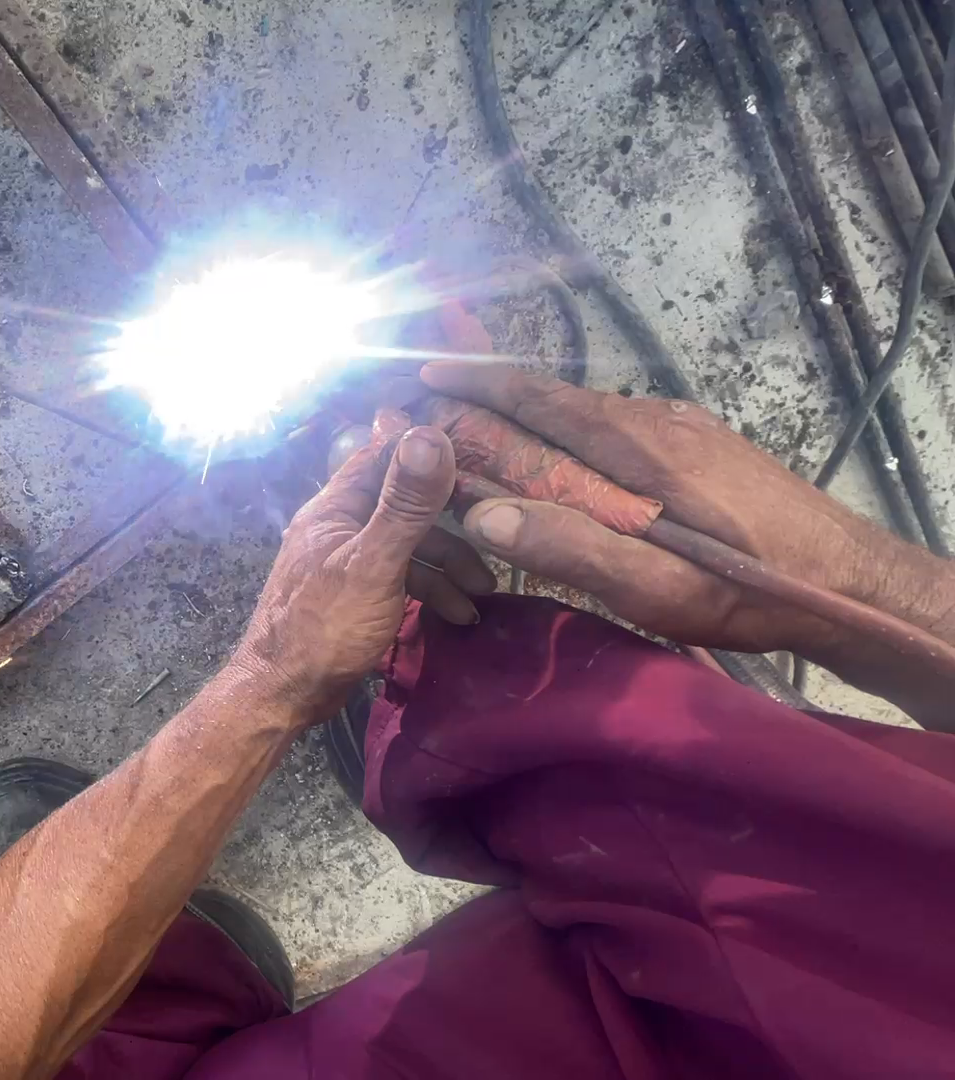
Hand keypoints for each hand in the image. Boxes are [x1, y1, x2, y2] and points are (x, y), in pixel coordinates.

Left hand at [228, 418, 491, 715]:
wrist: (285, 690)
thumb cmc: (324, 626)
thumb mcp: (372, 563)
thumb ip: (403, 505)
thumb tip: (427, 435)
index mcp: (332, 508)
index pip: (382, 456)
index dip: (430, 452)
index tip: (485, 457)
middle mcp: (337, 526)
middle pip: (403, 502)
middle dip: (452, 517)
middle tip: (500, 532)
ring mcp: (346, 559)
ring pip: (407, 543)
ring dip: (449, 562)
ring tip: (485, 590)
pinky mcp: (356, 591)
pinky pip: (400, 576)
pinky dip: (430, 588)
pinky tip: (461, 613)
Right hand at [420, 361, 895, 654]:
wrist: (863, 590)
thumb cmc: (753, 592)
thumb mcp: (655, 586)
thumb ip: (569, 547)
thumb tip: (480, 514)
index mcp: (640, 444)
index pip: (539, 397)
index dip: (477, 384)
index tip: (424, 375)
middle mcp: (656, 420)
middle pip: (552, 402)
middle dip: (485, 406)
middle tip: (432, 425)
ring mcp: (678, 428)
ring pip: (578, 415)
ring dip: (520, 423)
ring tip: (475, 448)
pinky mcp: (692, 446)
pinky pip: (604, 429)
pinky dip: (556, 436)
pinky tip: (547, 467)